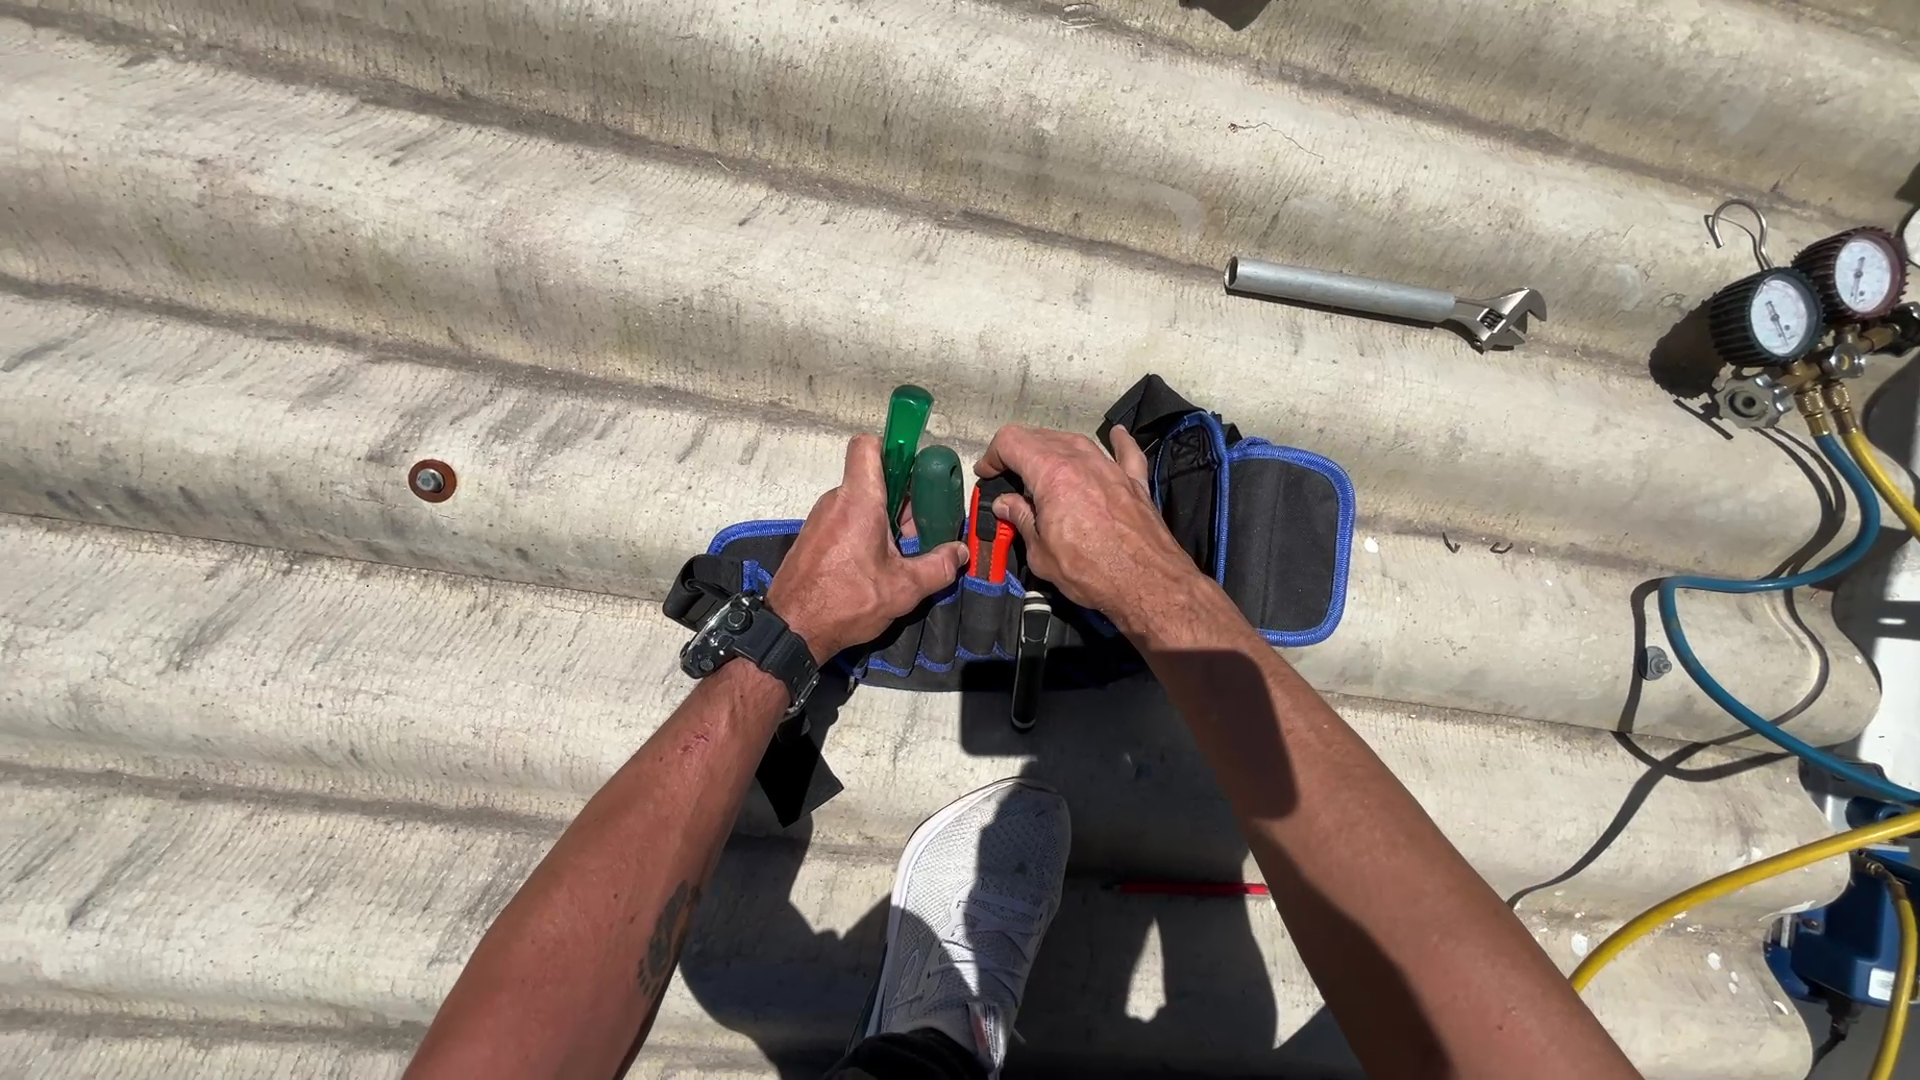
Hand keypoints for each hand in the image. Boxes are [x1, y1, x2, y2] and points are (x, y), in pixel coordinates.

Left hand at [767, 435, 968, 661]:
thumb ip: (939, 567)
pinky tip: (879, 565)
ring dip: (886, 519)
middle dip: (903, 499)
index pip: (868, 445)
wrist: (792, 630)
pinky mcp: (814, 538)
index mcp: (859, 501)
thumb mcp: (904, 588)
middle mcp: (837, 501)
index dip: (893, 449)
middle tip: (924, 529)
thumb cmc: (846, 602)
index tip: (916, 476)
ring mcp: (822, 519)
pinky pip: (846, 521)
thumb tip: (960, 552)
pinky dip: (867, 533)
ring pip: (861, 503)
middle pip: (874, 480)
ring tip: (905, 553)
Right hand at [975, 425, 1201, 624]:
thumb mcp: (1041, 553)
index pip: (1012, 442)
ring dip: (1054, 447)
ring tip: (1042, 464)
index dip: (993, 455)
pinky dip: (1118, 443)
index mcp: (1052, 474)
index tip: (988, 473)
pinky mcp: (1134, 483)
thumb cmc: (1091, 572)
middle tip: (1007, 474)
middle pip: (1041, 437)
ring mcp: (1111, 469)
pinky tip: (1116, 435)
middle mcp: (1081, 462)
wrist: (1146, 585)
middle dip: (1018, 451)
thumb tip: (1006, 505)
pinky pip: (1125, 453)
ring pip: (1077, 441)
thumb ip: (1021, 521)